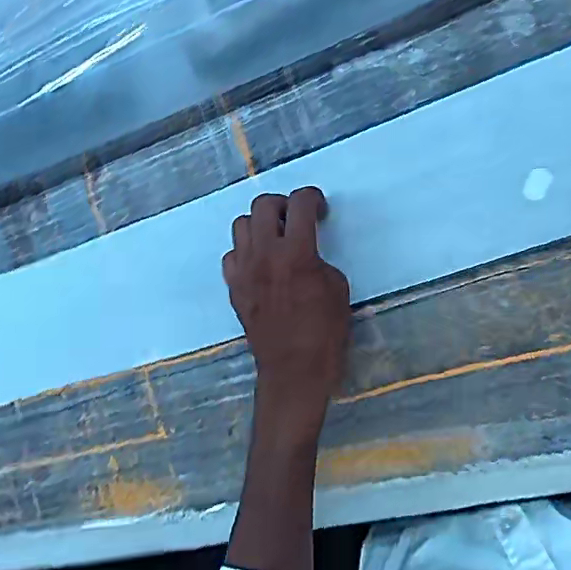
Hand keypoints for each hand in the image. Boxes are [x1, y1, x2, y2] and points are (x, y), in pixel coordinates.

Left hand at [222, 187, 351, 440]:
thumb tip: (306, 252)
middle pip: (263, 205)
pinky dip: (245, 252)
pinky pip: (232, 255)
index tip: (319, 209)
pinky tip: (260, 264)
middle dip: (283, 204)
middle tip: (296, 220)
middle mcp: (264, 255)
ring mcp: (243, 270)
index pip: (300, 203)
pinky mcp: (233, 287)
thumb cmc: (324, 333)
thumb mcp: (337, 288)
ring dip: (260, 225)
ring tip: (276, 239)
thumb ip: (319, 260)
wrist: (293, 371)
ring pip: (241, 225)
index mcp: (296, 253)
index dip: (313, 198)